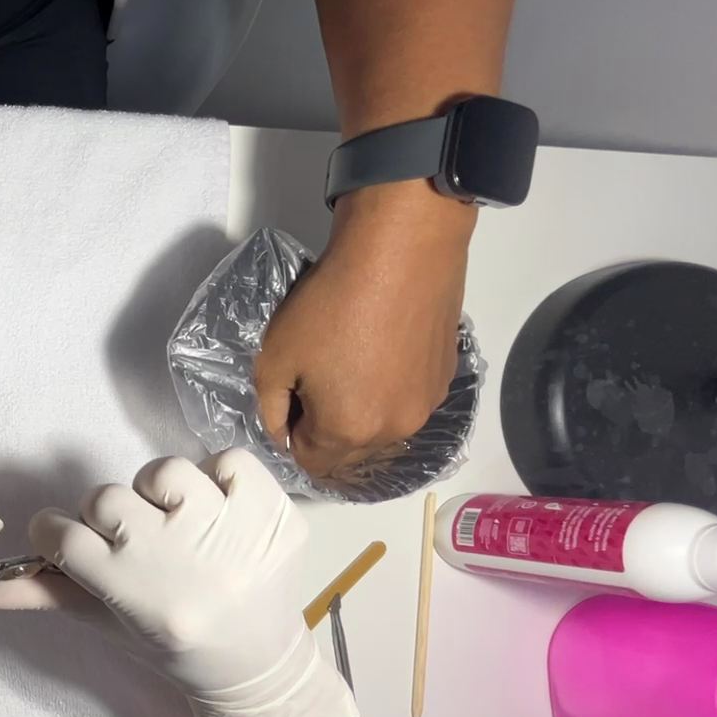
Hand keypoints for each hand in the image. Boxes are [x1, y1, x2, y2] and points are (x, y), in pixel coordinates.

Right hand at [0, 449, 354, 716]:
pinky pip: (228, 459)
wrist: (255, 667)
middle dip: (107, 519)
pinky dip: (218, 480)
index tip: (74, 547)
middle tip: (132, 544)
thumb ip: (33, 593)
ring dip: (160, 495)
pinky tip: (218, 512)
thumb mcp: (96, 620)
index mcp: (134, 592)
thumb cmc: (163, 643)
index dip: (56, 534)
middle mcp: (180, 559)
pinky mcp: (275, 513)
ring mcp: (233, 532)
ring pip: (162, 471)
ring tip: (177, 524)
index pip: (59, 534)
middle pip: (103, 498)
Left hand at [255, 184, 473, 480]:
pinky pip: (401, 401)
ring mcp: (428, 403)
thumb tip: (280, 434)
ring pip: (376, 428)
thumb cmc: (326, 311)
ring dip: (353, 412)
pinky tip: (370, 356)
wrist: (400, 253)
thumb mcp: (273, 363)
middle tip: (307, 383)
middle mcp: (396, 428)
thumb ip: (270, 410)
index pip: (310, 462)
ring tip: (339, 367)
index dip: (290, 438)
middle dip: (320, 428)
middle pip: (346, 450)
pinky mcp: (446, 376)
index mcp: (348, 430)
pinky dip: (382, 391)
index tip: (284, 404)